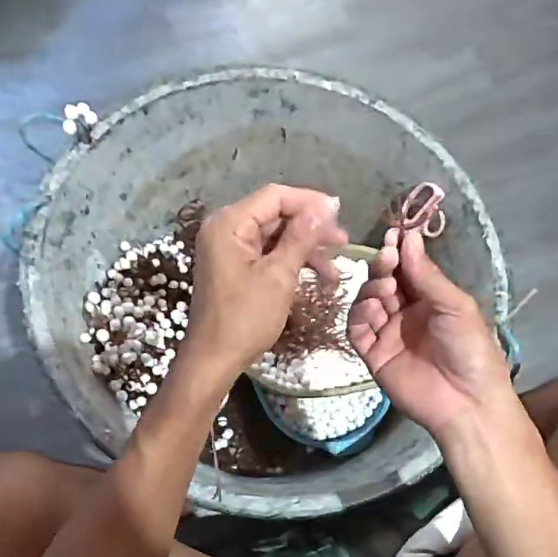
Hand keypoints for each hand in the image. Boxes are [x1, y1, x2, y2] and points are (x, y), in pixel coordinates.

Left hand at [180, 184, 347, 377]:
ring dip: (306, 249)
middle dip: (311, 228)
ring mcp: (228, 249)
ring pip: (275, 236)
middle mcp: (225, 229)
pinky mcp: (234, 267)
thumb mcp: (278, 276)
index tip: (341, 215)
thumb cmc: (245, 318)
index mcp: (229, 224)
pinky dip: (290, 262)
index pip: (275, 197)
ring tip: (335, 268)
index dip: (310, 203)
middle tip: (343, 243)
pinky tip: (317, 277)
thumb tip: (326, 206)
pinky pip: (266, 254)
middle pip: (276, 215)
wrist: (214, 359)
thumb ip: (301, 237)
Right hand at [348, 225, 516, 439]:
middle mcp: (405, 314)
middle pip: (383, 282)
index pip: (406, 270)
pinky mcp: (373, 356)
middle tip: (387, 259)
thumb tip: (409, 238)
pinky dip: (359, 317)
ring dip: (371, 290)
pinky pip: (357, 331)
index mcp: (429, 300)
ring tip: (386, 289)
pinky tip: (372, 310)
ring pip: (366, 303)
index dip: (398, 252)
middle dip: (383, 267)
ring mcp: (387, 335)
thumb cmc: (470, 349)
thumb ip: (427, 275)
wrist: (466, 400)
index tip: (393, 234)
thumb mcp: (455, 305)